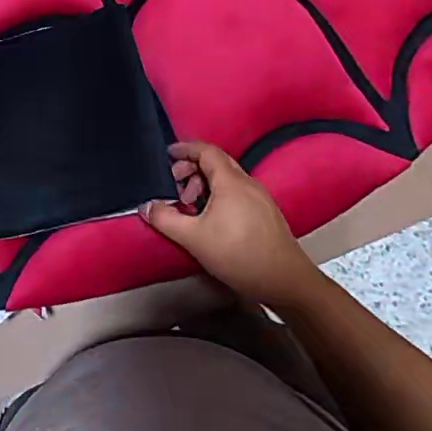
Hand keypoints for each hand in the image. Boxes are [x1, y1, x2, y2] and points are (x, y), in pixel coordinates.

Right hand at [141, 141, 322, 307]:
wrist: (285, 281)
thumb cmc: (238, 254)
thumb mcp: (194, 238)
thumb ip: (165, 219)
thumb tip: (145, 206)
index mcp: (231, 182)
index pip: (206, 151)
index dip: (185, 149)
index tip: (167, 155)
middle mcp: (248, 183)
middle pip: (217, 163)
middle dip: (192, 169)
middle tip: (175, 187)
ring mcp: (261, 198)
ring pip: (227, 179)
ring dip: (204, 185)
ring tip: (190, 206)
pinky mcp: (266, 213)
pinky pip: (238, 192)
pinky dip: (219, 195)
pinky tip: (211, 219)